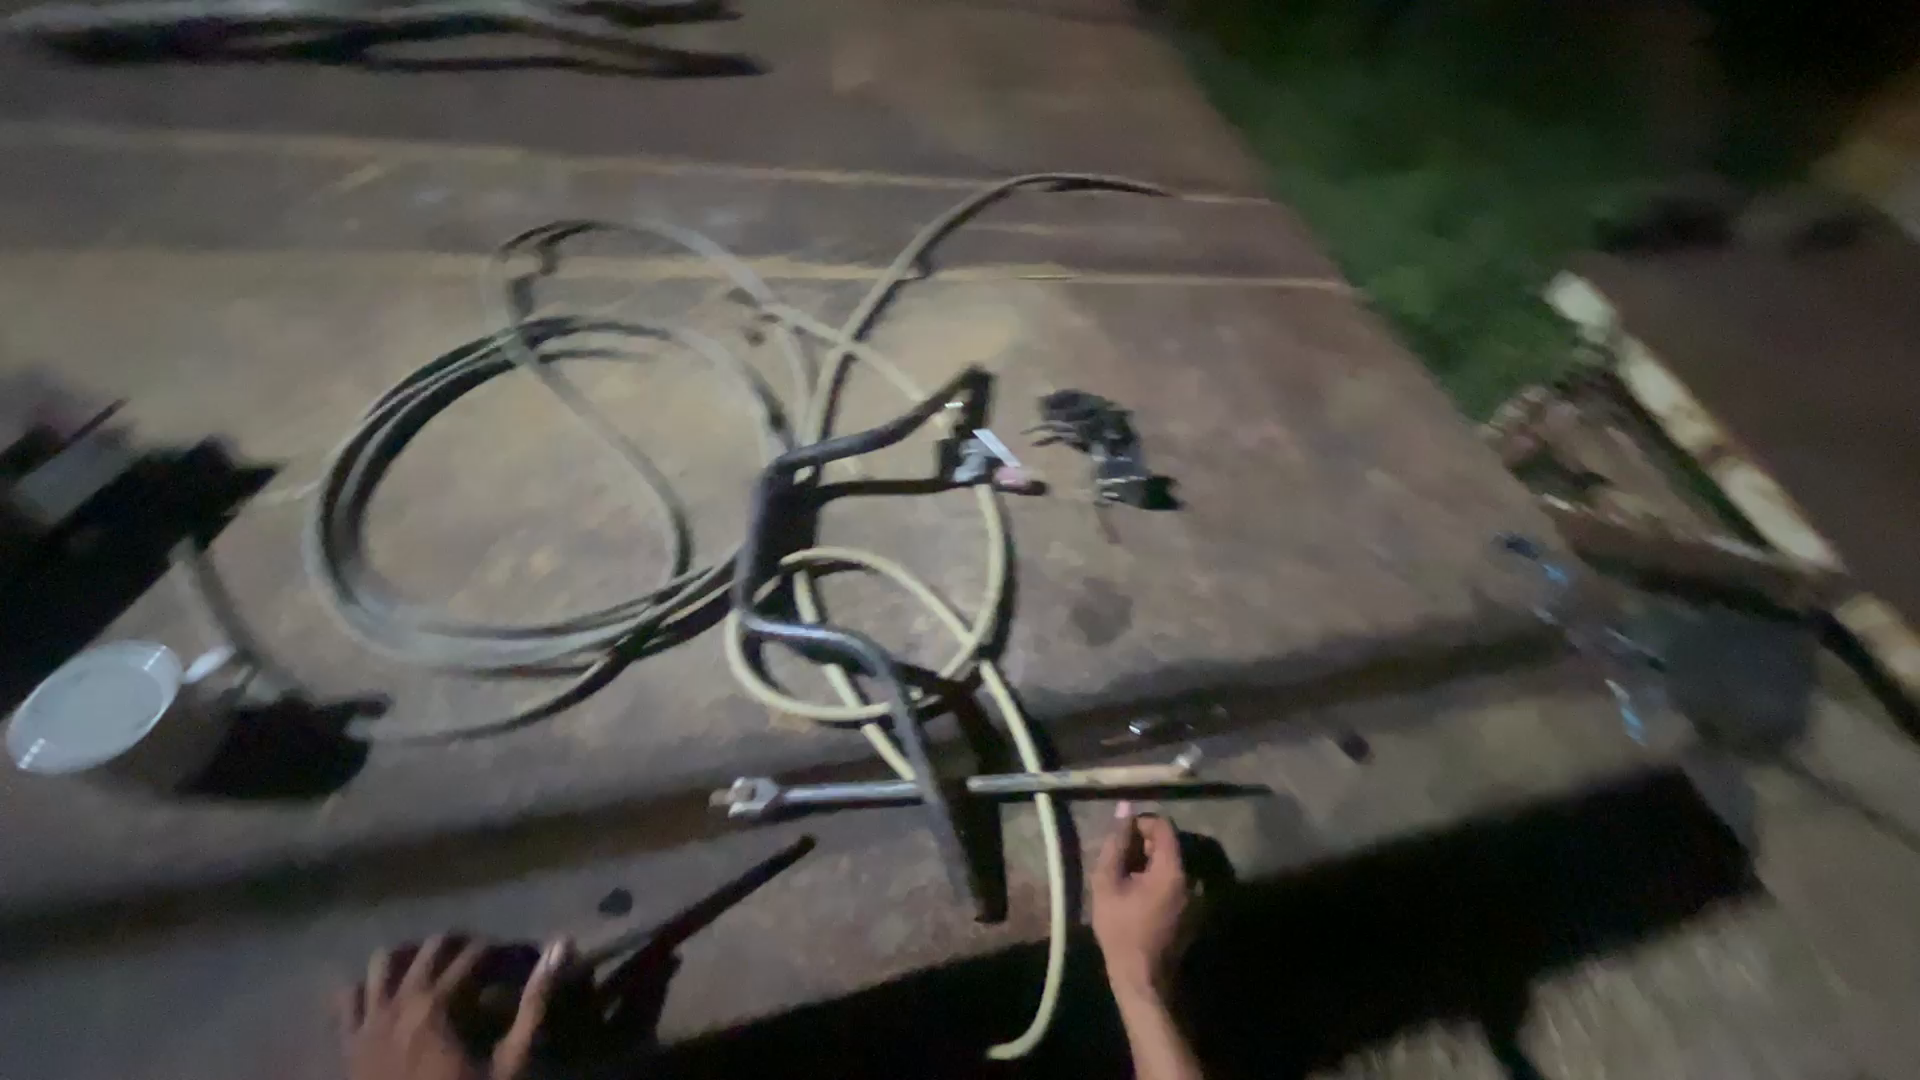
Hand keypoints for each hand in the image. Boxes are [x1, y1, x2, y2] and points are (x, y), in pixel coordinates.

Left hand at [340, 936, 570, 1079]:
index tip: (521, 965)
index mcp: (438, 1005)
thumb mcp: (512, 1060)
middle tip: (489, 965)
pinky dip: (369, 988)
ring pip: (385, 960)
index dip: (505, 952)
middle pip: (435, 946)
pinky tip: (394, 996)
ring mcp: (367, 1024)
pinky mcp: (348, 1046)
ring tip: (440, 971)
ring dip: (414, 958)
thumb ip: (536, 1001)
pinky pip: (347, 999)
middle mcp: (399, 1004)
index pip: (478, 952)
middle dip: (466, 946)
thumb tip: (563, 943)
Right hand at [1090, 803, 1188, 996]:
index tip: (1121, 838)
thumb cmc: (1120, 929)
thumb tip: (1124, 809)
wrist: (1142, 979)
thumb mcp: (1107, 882)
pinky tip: (1140, 896)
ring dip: (1150, 862)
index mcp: (1173, 869)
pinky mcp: (1195, 911)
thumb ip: (1116, 842)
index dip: (1140, 823)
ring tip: (1127, 879)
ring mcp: (1198, 896)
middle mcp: (1193, 878)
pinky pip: (1178, 880)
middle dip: (1143, 844)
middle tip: (1120, 861)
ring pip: (1173, 862)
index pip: (1163, 825)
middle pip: (1170, 843)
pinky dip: (1159, 878)